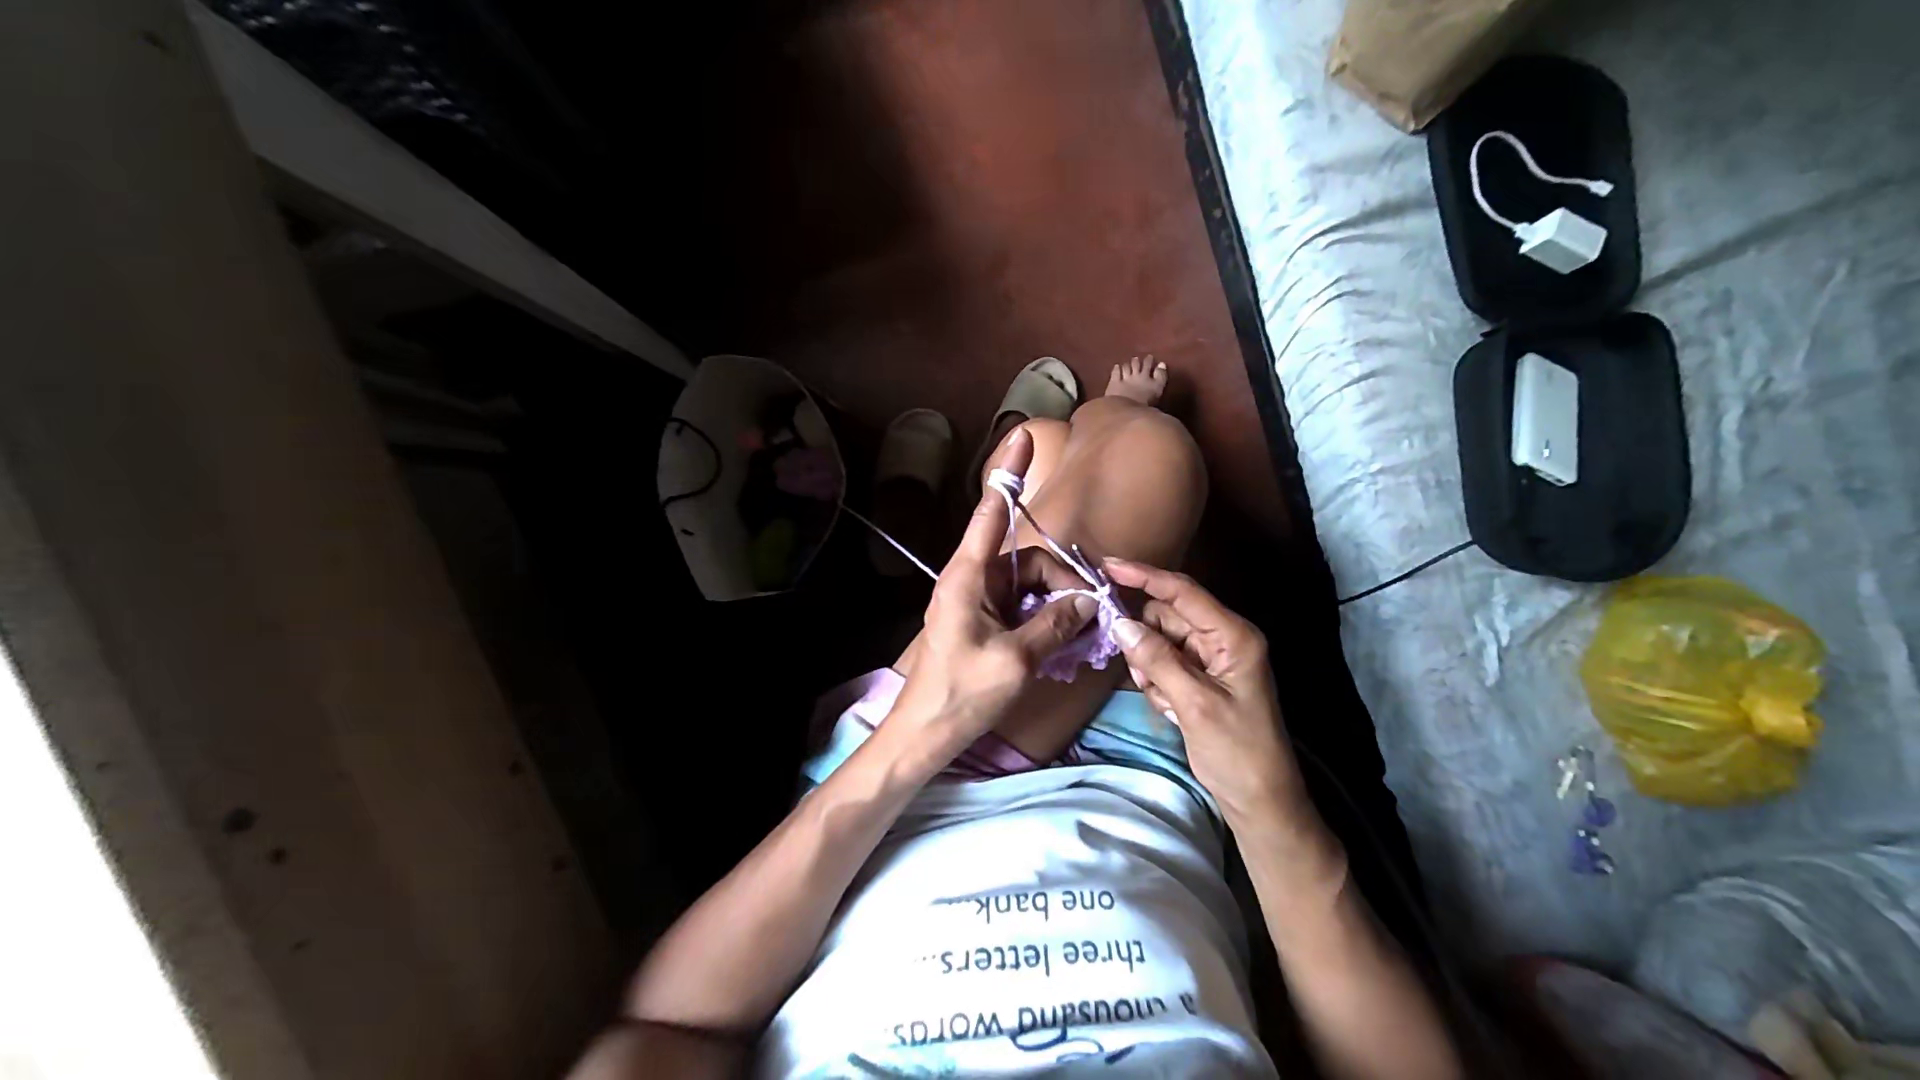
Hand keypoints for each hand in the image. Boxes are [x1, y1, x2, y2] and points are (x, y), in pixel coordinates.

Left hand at [886, 429, 1095, 768]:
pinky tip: (1061, 645)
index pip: (992, 512)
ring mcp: (978, 601)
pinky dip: (1045, 618)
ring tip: (1077, 638)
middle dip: (1063, 580)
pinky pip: (1022, 605)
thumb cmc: (961, 694)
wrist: (925, 733)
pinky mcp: (983, 621)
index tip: (1022, 435)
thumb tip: (1088, 601)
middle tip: (1089, 616)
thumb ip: (1055, 624)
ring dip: (1057, 604)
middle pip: (1030, 558)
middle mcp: (973, 579)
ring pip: (1030, 584)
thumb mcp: (1016, 660)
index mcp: (969, 576)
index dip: (1009, 472)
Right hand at [1104, 558, 1306, 825]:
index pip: (1182, 592)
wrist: (1259, 799)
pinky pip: (1162, 663)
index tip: (1107, 565)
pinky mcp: (1198, 677)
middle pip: (1166, 616)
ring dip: (1149, 665)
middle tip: (1141, 674)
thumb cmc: (1237, 750)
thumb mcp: (1194, 703)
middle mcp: (1221, 639)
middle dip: (1145, 639)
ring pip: (1159, 640)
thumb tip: (1120, 623)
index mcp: (1233, 636)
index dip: (1144, 575)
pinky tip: (1170, 708)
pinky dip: (1155, 681)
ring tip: (1164, 700)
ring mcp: (1210, 659)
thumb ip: (1156, 659)